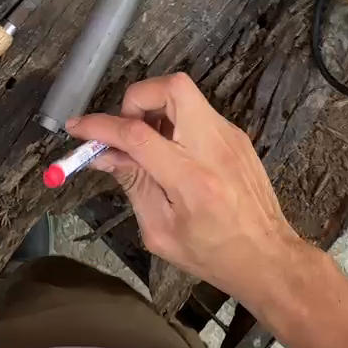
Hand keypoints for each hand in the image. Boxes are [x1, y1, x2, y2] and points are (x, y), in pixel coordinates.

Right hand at [67, 72, 305, 306]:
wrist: (271, 259)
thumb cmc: (212, 254)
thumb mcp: (160, 230)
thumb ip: (131, 184)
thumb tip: (102, 154)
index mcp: (190, 179)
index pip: (136, 135)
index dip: (100, 126)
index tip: (77, 127)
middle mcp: (212, 147)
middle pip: (171, 87)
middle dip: (138, 98)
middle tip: (127, 128)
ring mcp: (228, 136)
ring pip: (184, 93)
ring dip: (155, 108)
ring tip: (149, 145)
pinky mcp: (236, 135)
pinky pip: (196, 111)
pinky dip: (175, 122)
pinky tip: (173, 154)